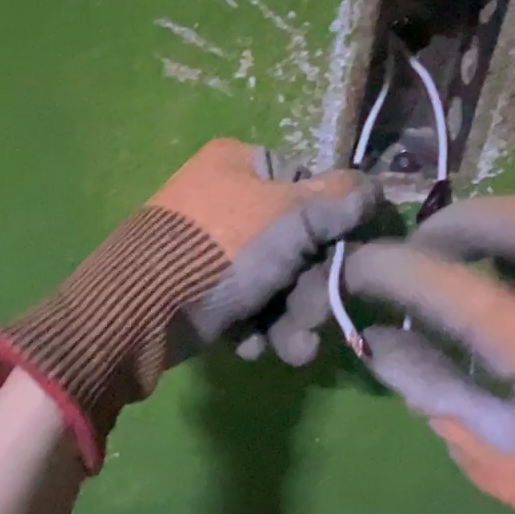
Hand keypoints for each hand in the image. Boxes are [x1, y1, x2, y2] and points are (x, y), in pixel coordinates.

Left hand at [0, 139, 380, 471]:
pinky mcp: (194, 288)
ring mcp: (208, 245)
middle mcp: (224, 198)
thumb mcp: (290, 218)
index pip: (311, 187)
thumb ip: (340, 203)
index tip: (354, 265)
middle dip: (310, 292)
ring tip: (290, 350)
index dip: (337, 229)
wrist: (137, 312)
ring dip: (288, 319)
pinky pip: (242, 304)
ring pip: (272, 282)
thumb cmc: (220, 251)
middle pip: (295, 243)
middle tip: (314, 322)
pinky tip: (247, 345)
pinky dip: (252, 326)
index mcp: (242, 163)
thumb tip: (377, 189)